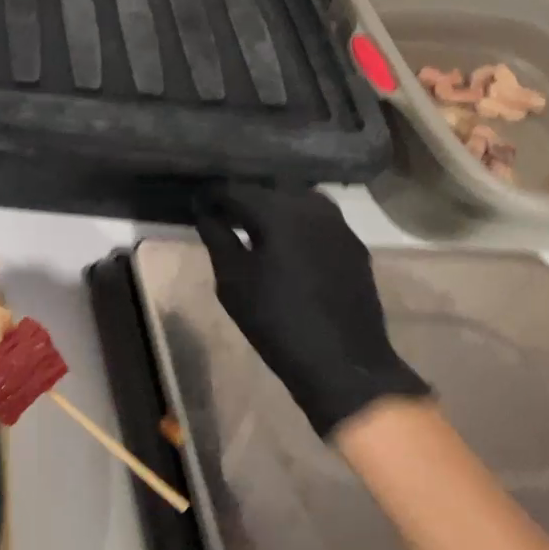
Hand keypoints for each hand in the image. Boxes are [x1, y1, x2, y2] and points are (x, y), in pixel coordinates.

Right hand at [191, 183, 428, 438]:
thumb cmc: (276, 320)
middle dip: (242, 195)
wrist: (343, 362)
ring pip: (297, 198)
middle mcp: (312, 207)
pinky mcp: (353, 244)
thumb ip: (218, 238)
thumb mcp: (232, 280)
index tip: (194, 203)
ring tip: (251, 224)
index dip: (211, 194)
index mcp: (278, 212)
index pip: (234, 188)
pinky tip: (283, 241)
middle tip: (220, 212)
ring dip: (272, 205)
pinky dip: (295, 221)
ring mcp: (339, 225)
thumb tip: (205, 213)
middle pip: (269, 187)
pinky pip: (318, 218)